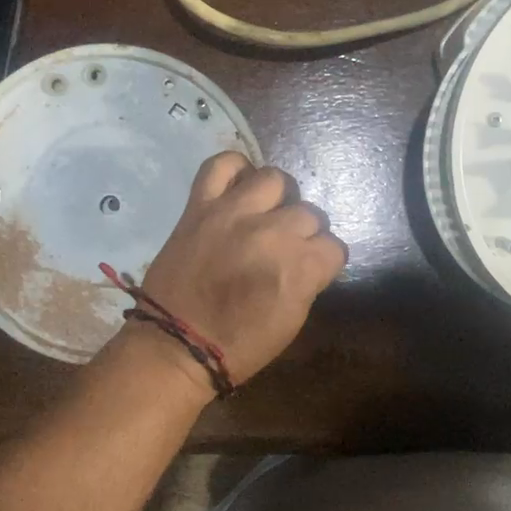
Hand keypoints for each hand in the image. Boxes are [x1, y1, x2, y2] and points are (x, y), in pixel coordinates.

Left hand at [105, 152, 346, 395]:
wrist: (176, 345)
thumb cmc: (239, 346)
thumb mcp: (291, 320)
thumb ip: (307, 280)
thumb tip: (309, 258)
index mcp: (300, 267)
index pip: (334, 246)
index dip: (324, 261)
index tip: (311, 270)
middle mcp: (272, 232)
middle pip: (309, 213)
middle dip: (303, 233)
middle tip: (285, 249)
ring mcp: (234, 213)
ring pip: (275, 180)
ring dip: (278, 198)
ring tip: (266, 214)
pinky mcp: (200, 206)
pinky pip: (221, 164)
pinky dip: (235, 169)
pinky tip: (239, 187)